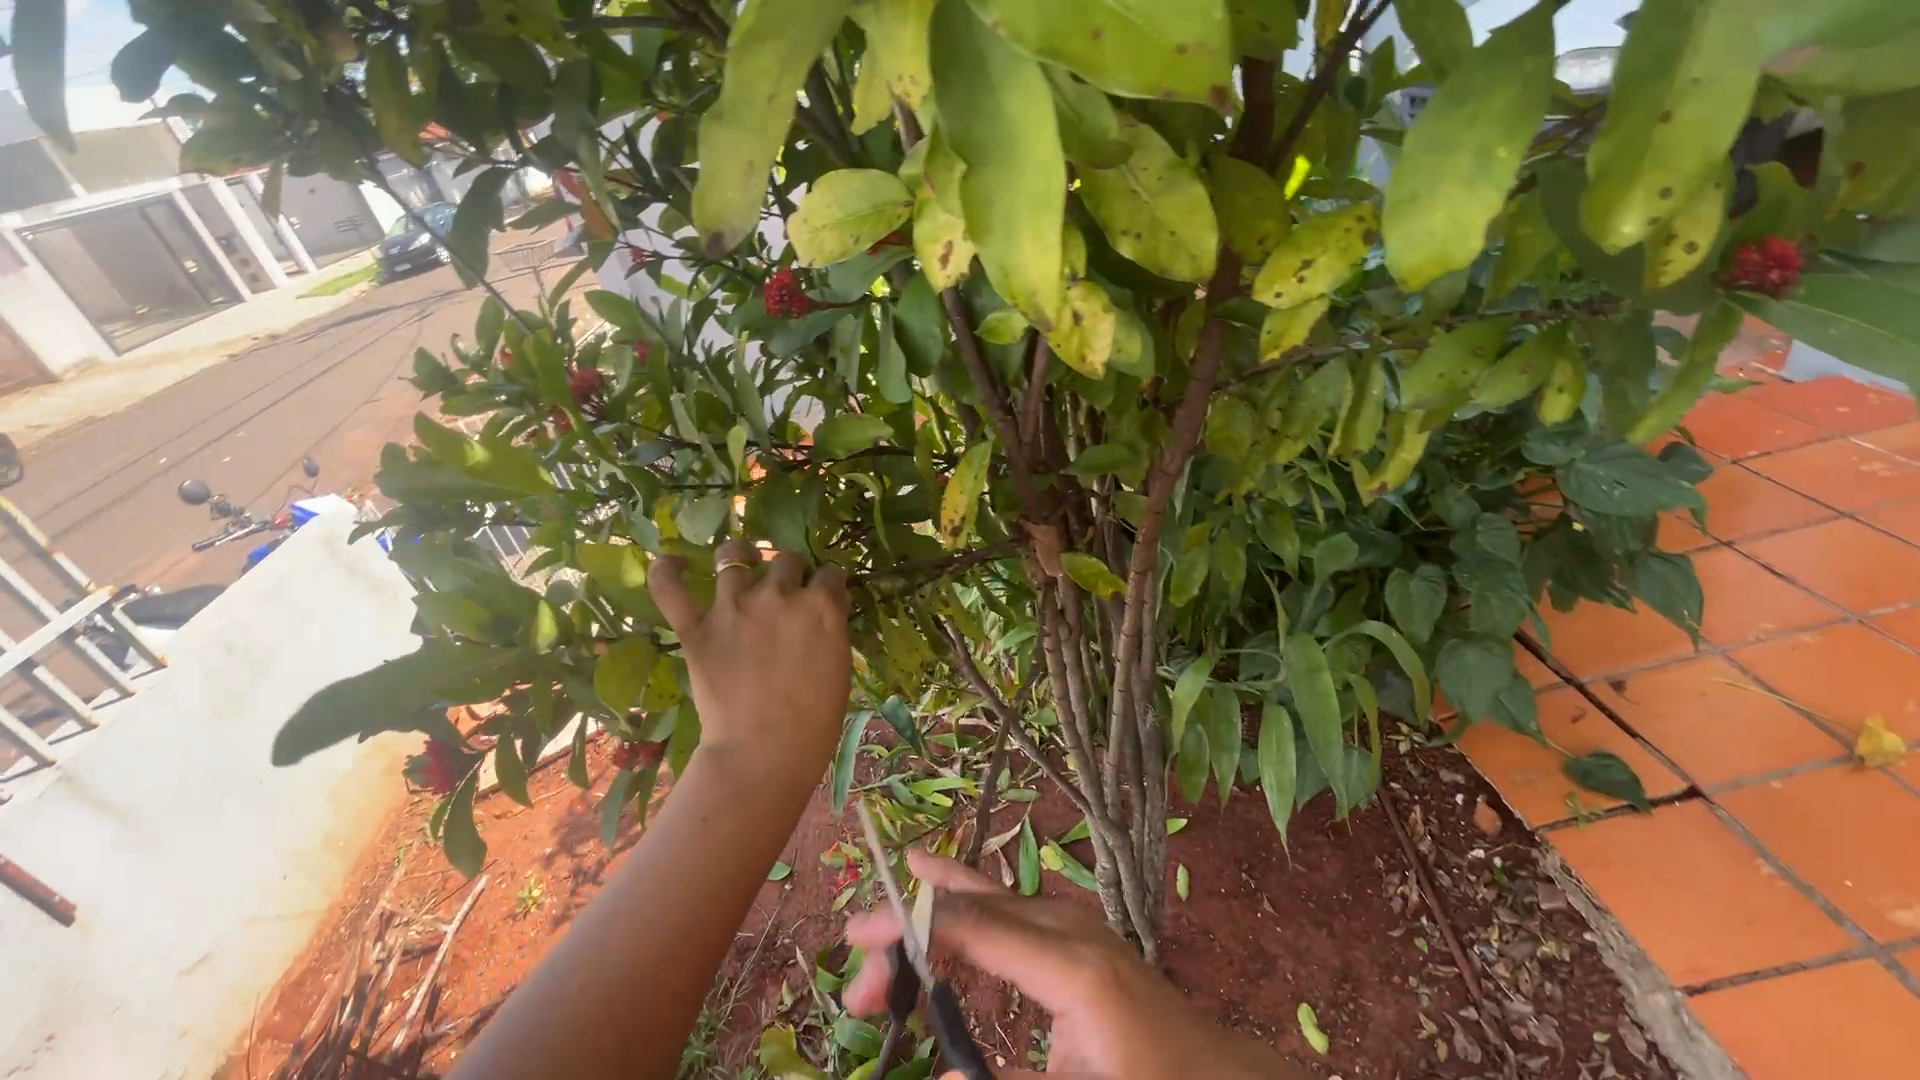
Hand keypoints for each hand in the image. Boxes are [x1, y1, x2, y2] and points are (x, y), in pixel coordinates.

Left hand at [650, 538, 852, 775]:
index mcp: (821, 606)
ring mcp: (734, 607)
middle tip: (787, 591)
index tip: (825, 595)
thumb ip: (831, 629)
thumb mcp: (840, 666)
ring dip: (741, 557)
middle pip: (787, 560)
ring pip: (735, 556)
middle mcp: (778, 595)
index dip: (828, 584)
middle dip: (791, 571)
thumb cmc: (815, 720)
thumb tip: (825, 609)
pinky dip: (666, 571)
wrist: (766, 750)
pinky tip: (673, 563)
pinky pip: (671, 589)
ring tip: (740, 563)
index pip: (830, 574)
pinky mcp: (697, 628)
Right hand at [844, 852, 1292, 1078]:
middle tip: (860, 970)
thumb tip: (938, 1079)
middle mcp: (1070, 930)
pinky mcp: (1079, 936)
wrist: (1221, 1076)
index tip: (858, 948)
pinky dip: (970, 902)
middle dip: (912, 928)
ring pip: (992, 897)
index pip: (974, 927)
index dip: (910, 929)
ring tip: (884, 914)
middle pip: (975, 907)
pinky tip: (948, 887)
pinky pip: (1012, 908)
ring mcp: (1077, 926)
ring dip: (935, 912)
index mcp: (1072, 968)